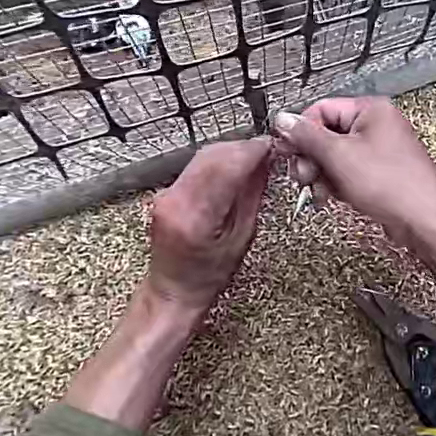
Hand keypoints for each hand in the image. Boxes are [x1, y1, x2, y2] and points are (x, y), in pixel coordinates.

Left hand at [144, 137, 271, 305]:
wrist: (173, 289)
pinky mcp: (164, 192)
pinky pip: (194, 166)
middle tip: (266, 153)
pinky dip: (217, 162)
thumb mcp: (242, 237)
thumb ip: (252, 195)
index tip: (271, 146)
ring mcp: (166, 194)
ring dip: (231, 153)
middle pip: (213, 155)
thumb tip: (265, 163)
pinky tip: (232, 171)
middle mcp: (175, 200)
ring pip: (203, 156)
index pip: (227, 165)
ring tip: (253, 162)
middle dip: (243, 148)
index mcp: (196, 217)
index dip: (252, 150)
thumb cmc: (207, 275)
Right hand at [272, 97, 435, 243]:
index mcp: (371, 110)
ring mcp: (381, 148)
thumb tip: (284, 120)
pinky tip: (335, 196)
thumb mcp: (338, 156)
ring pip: (335, 155)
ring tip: (322, 190)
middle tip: (304, 175)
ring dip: (323, 174)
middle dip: (312, 157)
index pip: (321, 109)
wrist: (422, 220)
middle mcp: (378, 124)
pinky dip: (338, 183)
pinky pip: (349, 170)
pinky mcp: (381, 171)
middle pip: (327, 133)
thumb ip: (307, 136)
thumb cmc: (393, 186)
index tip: (288, 150)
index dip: (301, 131)